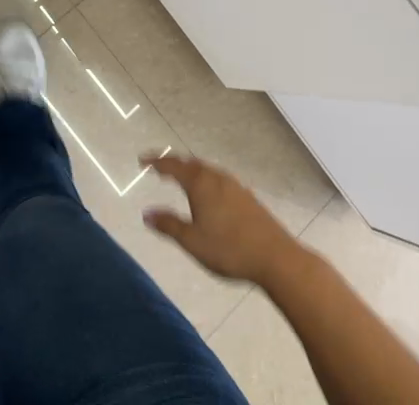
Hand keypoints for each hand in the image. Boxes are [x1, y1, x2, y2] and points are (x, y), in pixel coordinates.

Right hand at [142, 153, 304, 284]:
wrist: (275, 258)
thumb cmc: (228, 249)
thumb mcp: (192, 241)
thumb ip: (168, 225)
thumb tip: (146, 213)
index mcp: (201, 184)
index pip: (174, 166)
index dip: (156, 162)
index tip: (142, 160)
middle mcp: (218, 178)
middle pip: (191, 164)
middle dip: (173, 164)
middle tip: (159, 167)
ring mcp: (235, 186)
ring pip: (207, 170)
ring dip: (191, 171)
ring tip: (181, 178)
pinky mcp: (247, 197)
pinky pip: (219, 179)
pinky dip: (206, 179)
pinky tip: (209, 194)